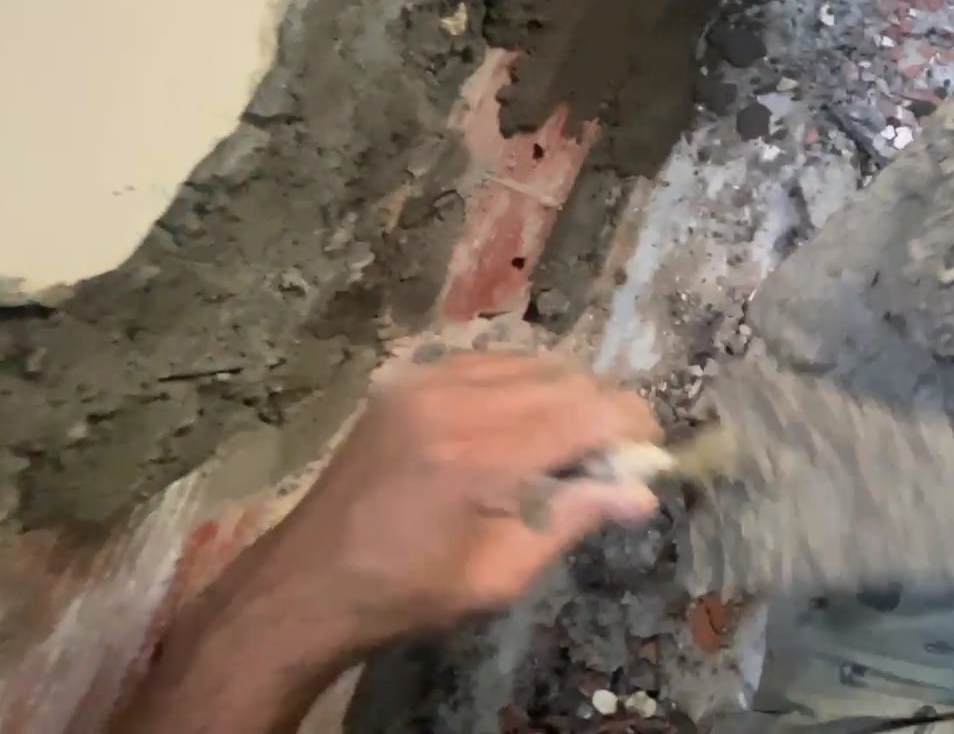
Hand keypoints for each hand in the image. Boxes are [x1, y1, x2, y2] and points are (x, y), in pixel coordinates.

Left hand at [237, 352, 661, 654]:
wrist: (304, 583)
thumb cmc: (408, 592)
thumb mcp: (501, 575)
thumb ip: (576, 520)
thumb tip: (644, 492)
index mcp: (480, 459)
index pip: (589, 412)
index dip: (633, 423)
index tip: (649, 448)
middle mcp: (458, 402)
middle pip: (571, 378)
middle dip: (604, 410)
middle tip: (607, 453)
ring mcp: (430, 381)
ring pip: (539, 362)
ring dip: (568, 394)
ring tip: (563, 438)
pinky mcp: (414, 376)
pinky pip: (498, 360)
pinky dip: (527, 383)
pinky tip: (520, 419)